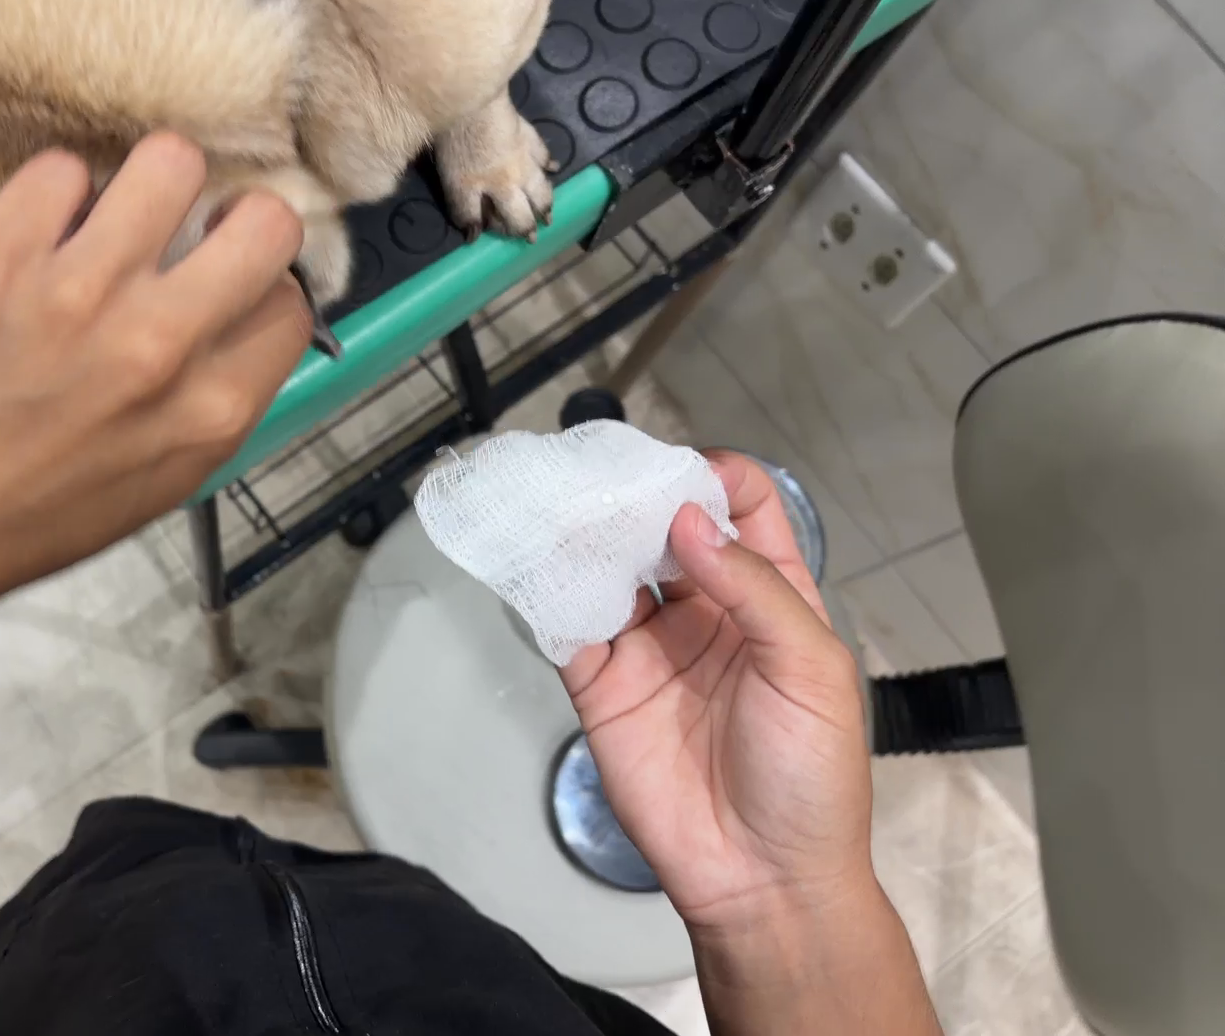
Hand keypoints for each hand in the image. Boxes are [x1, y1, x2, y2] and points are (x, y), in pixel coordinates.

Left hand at [0, 133, 311, 664]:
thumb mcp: (175, 476)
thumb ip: (227, 394)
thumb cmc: (59, 513)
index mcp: (213, 411)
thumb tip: (247, 310)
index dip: (266, 295)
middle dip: (244, 223)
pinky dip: (61, 196)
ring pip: (171, 162)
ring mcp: (79, 294)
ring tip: (126, 222)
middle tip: (199, 239)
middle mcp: (161, 345)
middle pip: (266, 222)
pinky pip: (62, 169)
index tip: (232, 296)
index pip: (291, 306)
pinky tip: (48, 238)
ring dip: (159, 186)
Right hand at [560, 452, 871, 930]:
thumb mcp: (811, 672)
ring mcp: (643, 644)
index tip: (680, 471)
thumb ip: (753, 590)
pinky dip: (548, 596)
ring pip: (607, 573)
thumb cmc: (809, 774)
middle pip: (660, 534)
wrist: (756, 874)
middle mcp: (698, 610)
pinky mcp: (598, 678)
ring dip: (584, 542)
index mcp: (765, 599)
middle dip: (632, 503)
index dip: (714, 481)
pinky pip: (567, 626)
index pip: (740, 514)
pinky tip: (536, 567)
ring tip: (557, 509)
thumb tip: (683, 521)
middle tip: (597, 478)